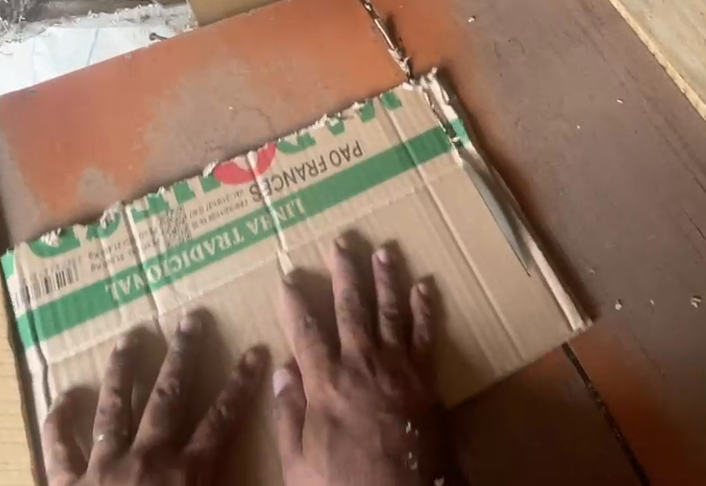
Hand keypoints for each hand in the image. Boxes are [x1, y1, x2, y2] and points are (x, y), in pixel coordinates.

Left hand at [43, 311, 265, 485]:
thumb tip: (270, 482)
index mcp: (186, 476)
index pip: (222, 418)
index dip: (241, 383)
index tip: (256, 351)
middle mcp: (147, 459)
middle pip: (169, 396)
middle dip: (183, 354)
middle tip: (192, 319)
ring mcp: (103, 468)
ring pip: (115, 406)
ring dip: (123, 368)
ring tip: (130, 336)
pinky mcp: (66, 485)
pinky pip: (60, 449)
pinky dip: (59, 422)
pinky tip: (63, 396)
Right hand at [272, 235, 450, 485]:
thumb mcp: (299, 465)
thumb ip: (288, 416)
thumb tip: (280, 370)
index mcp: (326, 383)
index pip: (305, 331)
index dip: (295, 302)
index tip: (288, 277)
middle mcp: (360, 363)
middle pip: (350, 306)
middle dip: (344, 272)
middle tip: (340, 241)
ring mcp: (395, 365)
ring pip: (388, 309)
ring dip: (385, 277)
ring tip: (382, 250)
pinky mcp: (424, 376)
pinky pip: (425, 333)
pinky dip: (424, 307)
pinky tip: (425, 285)